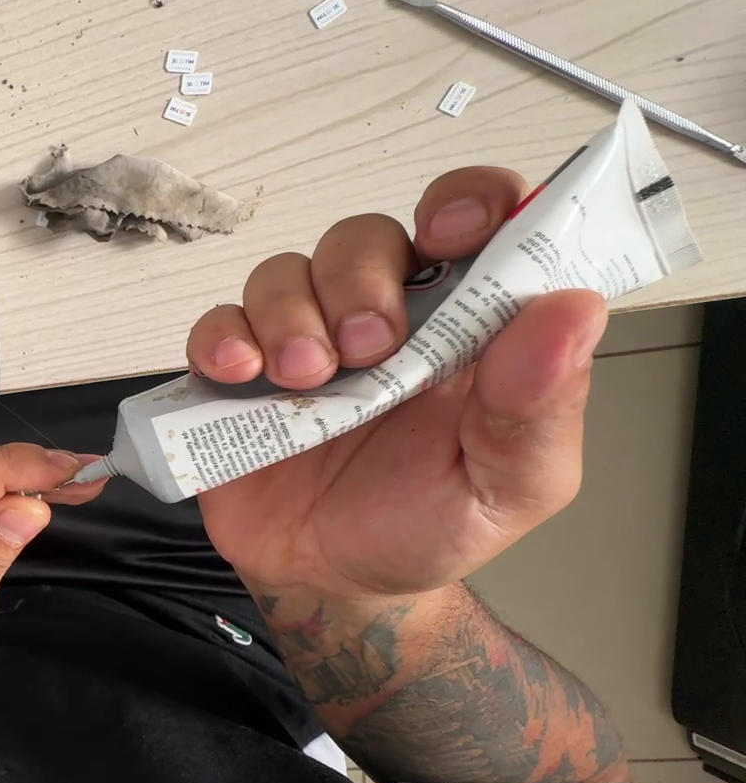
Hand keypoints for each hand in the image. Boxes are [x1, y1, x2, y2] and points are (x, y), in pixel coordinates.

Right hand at [184, 168, 607, 600]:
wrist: (323, 579)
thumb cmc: (421, 530)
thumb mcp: (509, 487)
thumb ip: (539, 408)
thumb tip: (568, 309)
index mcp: (457, 332)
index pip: (471, 226)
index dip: (465, 203)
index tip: (453, 232)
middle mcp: (374, 324)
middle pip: (359, 239)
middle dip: (357, 281)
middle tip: (363, 352)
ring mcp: (294, 348)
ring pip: (279, 274)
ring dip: (286, 313)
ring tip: (301, 379)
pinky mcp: (229, 380)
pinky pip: (213, 327)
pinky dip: (219, 338)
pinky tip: (236, 373)